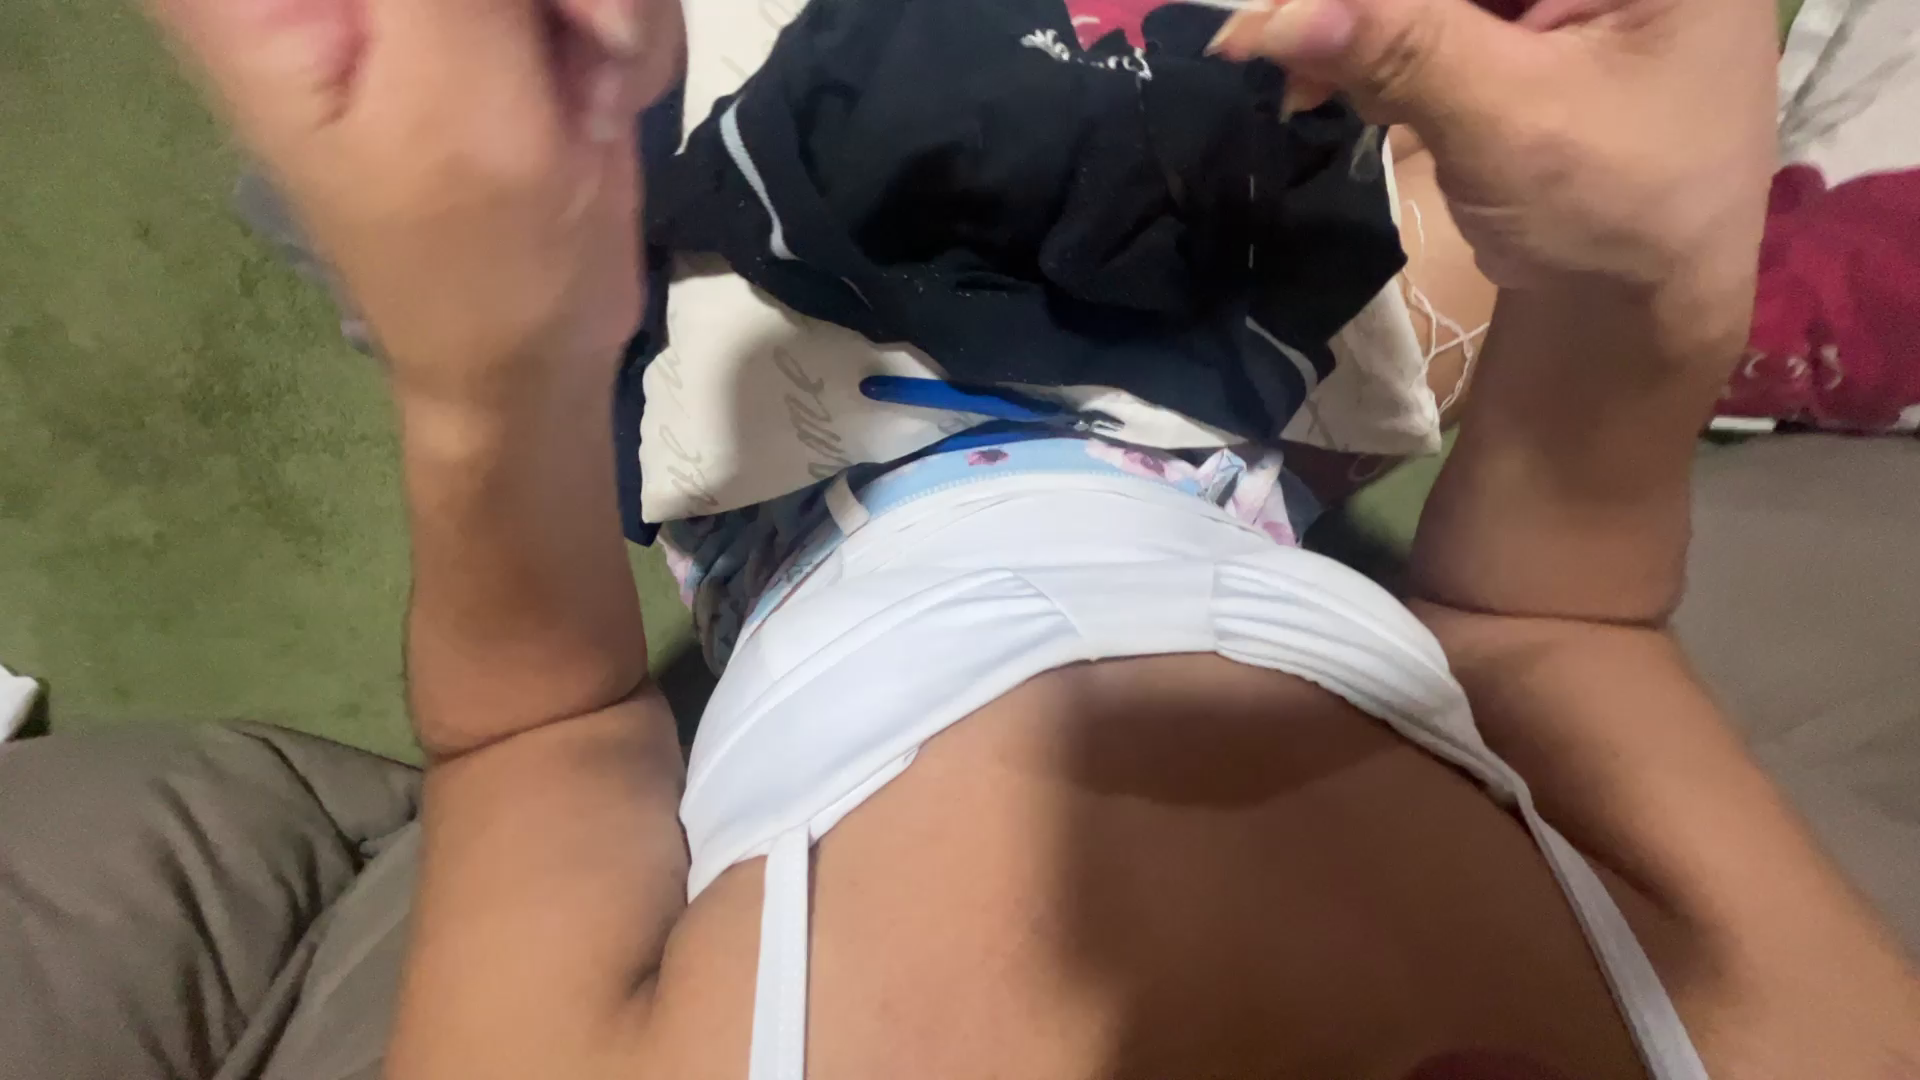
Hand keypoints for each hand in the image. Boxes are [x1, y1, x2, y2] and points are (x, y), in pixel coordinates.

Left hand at [145, 0, 684, 406]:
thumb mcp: (462, 107)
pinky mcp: (523, 25)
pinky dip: (631, 39)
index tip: (558, 17)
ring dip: (615, 10)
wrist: (544, 358)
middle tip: (594, 49)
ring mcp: (448, 0)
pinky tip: (607, 104)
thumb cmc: (484, 268)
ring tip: (597, 103)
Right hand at [1213, 0, 1775, 302]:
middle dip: (1354, 10)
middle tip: (1268, 51)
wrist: (1636, 288)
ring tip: (1300, 88)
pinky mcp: (1523, 36)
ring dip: (1353, 34)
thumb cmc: (1609, 203)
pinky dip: (1373, 58)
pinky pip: (1429, 28)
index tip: (1269, 20)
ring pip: (1427, 0)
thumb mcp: (1507, 118)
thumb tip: (1280, 17)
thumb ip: (1401, 54)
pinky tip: (1332, 86)